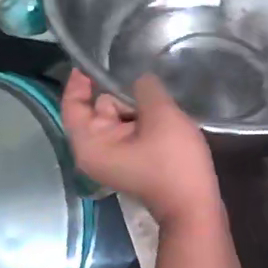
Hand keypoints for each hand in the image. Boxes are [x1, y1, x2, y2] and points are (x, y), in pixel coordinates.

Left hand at [61, 70, 221, 227]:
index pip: (72, 104)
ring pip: (120, 118)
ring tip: (164, 110)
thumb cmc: (174, 163)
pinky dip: (144, 123)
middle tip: (150, 94)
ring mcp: (114, 159)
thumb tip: (140, 80)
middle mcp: (95, 152)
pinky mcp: (131, 163)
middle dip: (123, 96)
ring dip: (139, 109)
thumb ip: (145, 88)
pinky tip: (165, 121)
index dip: (80, 80)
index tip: (94, 60)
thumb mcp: (161, 116)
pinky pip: (131, 132)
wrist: (194, 207)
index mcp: (90, 143)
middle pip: (99, 108)